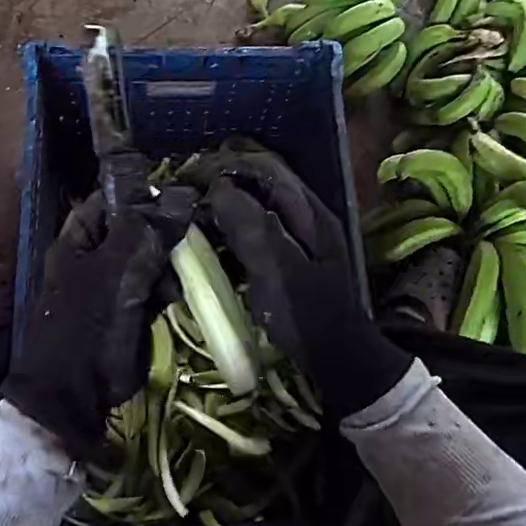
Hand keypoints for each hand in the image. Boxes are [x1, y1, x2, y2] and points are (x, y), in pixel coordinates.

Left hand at [1, 177, 194, 459]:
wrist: (76, 393)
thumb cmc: (88, 326)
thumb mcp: (118, 271)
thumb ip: (148, 231)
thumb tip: (184, 194)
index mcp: (80, 239)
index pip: (112, 199)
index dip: (142, 193)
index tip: (179, 195)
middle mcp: (95, 256)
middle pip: (137, 229)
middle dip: (163, 233)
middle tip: (185, 241)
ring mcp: (114, 284)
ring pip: (151, 258)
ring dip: (168, 264)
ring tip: (173, 282)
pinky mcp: (131, 310)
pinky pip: (155, 287)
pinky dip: (167, 288)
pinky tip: (173, 296)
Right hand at [193, 147, 410, 418]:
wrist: (339, 360)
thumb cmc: (308, 315)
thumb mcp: (278, 270)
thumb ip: (251, 226)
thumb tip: (218, 188)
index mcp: (309, 212)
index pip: (265, 168)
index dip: (225, 166)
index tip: (188, 177)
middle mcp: (307, 216)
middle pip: (261, 183)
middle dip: (223, 181)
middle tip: (185, 193)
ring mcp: (301, 238)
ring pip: (258, 205)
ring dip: (226, 203)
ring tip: (193, 212)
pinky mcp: (291, 259)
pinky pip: (258, 230)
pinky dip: (233, 228)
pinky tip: (213, 240)